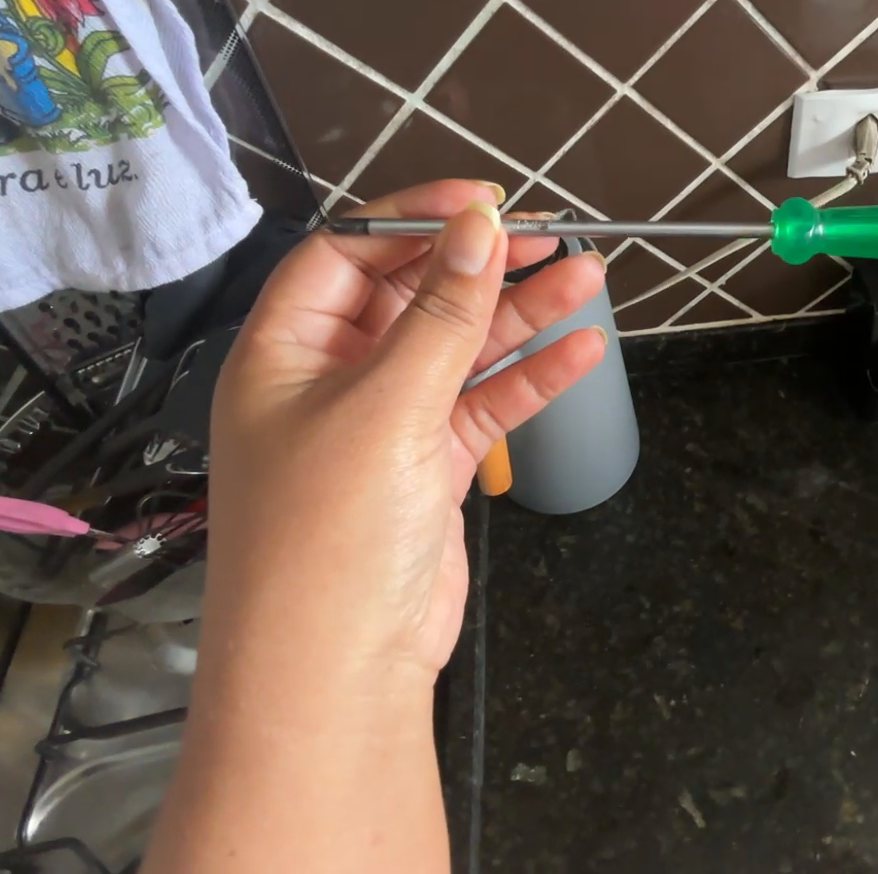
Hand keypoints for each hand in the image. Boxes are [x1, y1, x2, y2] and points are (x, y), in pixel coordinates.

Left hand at [207, 181, 606, 681]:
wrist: (343, 674)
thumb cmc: (332, 532)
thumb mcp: (386, 408)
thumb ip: (442, 315)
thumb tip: (482, 227)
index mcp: (287, 351)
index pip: (347, 254)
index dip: (413, 220)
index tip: (486, 204)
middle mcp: (336, 377)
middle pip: (416, 297)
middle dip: (485, 266)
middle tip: (554, 237)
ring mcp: (391, 420)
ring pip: (463, 349)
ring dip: (524, 315)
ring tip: (590, 278)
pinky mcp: (434, 461)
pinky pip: (486, 403)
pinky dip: (532, 377)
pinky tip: (582, 351)